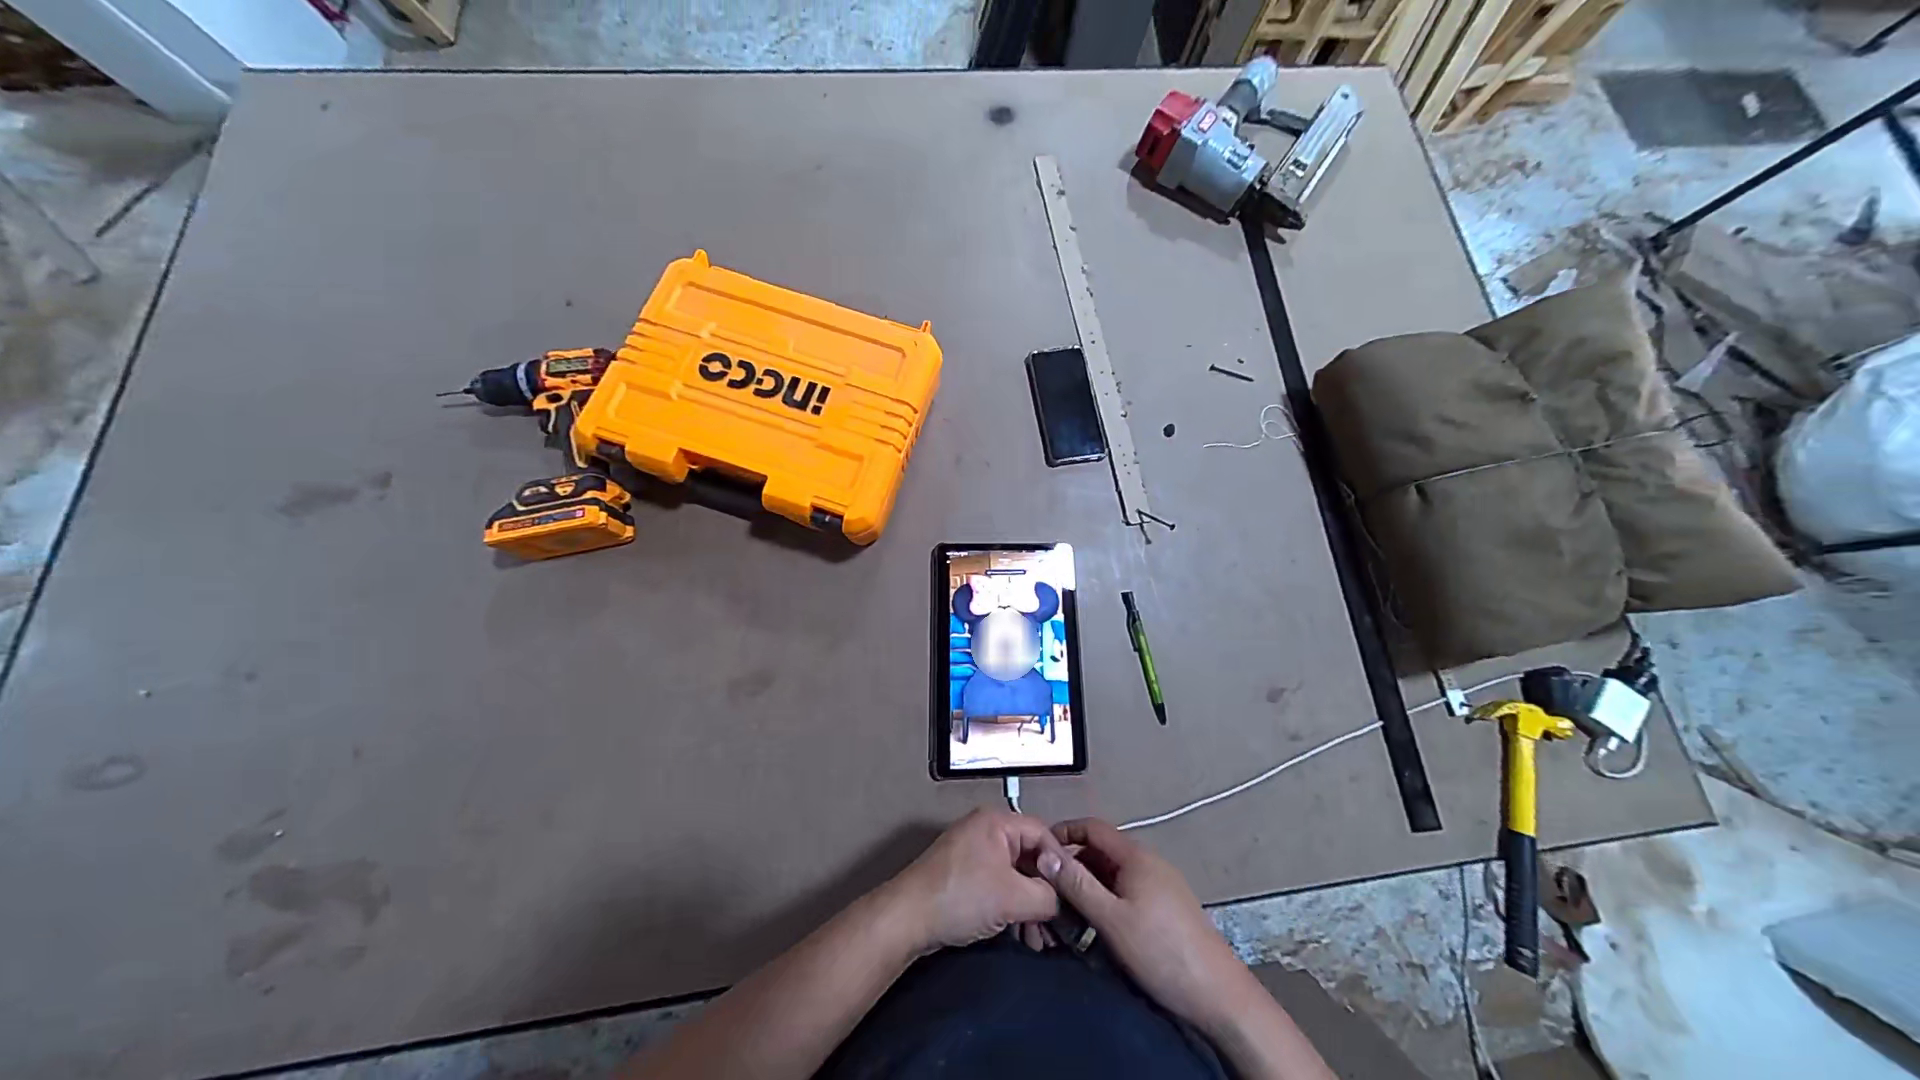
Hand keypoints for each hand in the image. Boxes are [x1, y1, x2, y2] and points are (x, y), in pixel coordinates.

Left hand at [882, 809, 1061, 953]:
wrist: (908, 918)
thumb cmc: (959, 897)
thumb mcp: (1015, 898)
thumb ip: (1049, 896)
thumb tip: (1063, 900)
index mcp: (997, 822)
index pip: (1043, 834)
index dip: (1061, 864)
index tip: (1074, 893)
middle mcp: (985, 830)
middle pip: (1030, 856)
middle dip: (1046, 892)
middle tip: (1060, 922)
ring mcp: (973, 853)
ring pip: (1015, 875)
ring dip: (1031, 906)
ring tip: (1039, 938)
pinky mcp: (964, 876)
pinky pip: (999, 886)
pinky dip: (1013, 907)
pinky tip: (1022, 935)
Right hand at [1038, 818, 1264, 1037]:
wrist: (1219, 996)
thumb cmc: (1161, 952)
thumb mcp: (1111, 919)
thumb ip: (1077, 884)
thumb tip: (1045, 854)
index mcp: (1136, 856)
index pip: (1092, 827)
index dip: (1063, 833)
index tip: (1038, 852)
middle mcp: (1149, 862)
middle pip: (1101, 850)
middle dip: (1073, 864)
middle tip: (1048, 888)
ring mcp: (1161, 884)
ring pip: (1113, 873)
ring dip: (1089, 885)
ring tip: (1067, 911)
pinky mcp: (1167, 906)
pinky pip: (1127, 890)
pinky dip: (1107, 899)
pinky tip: (1097, 925)